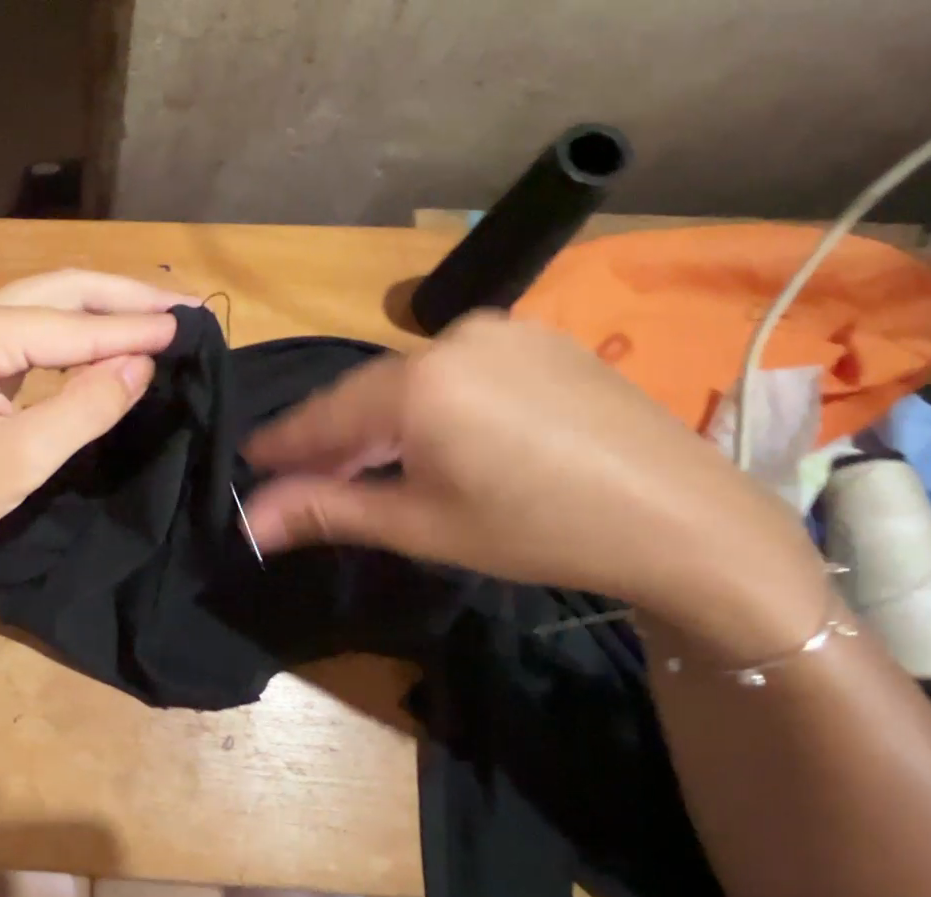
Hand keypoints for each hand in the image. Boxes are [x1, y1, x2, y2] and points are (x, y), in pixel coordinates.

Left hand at [0, 270, 195, 559]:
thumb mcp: (22, 458)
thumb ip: (85, 407)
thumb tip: (143, 363)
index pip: (72, 324)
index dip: (133, 328)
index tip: (191, 326)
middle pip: (62, 291)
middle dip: (125, 299)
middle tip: (186, 306)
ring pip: (48, 303)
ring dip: (103, 309)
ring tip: (159, 315)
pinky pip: (32, 328)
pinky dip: (75, 332)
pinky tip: (106, 339)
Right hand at [241, 312, 824, 622]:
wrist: (682, 519)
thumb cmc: (534, 529)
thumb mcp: (417, 525)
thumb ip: (324, 509)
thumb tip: (248, 521)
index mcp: (416, 380)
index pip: (323, 413)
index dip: (283, 443)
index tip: (250, 460)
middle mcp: (453, 338)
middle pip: (366, 393)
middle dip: (333, 438)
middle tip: (305, 478)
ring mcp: (504, 332)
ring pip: (410, 380)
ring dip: (379, 423)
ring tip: (366, 466)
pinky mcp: (541, 341)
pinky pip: (457, 372)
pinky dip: (428, 405)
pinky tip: (431, 441)